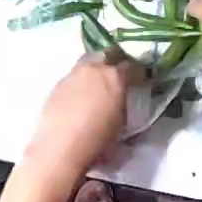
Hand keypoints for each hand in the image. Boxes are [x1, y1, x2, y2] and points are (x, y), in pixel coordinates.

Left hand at [24, 51, 144, 181]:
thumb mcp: (121, 123)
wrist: (60, 147)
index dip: (140, 72)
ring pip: (89, 61)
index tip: (142, 78)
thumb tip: (123, 100)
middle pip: (110, 53)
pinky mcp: (58, 83)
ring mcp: (74, 73)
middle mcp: (95, 69)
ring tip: (98, 82)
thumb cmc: (97, 140)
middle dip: (117, 60)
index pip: (134, 66)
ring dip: (97, 67)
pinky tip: (80, 95)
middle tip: (120, 73)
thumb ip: (124, 105)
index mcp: (116, 77)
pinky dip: (81, 80)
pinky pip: (74, 75)